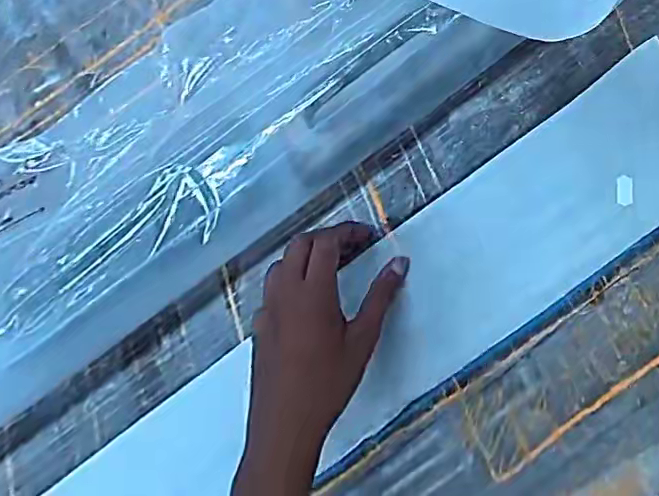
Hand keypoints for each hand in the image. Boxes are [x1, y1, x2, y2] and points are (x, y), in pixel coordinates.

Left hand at [234, 222, 407, 495]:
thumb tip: (399, 263)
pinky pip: (272, 287)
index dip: (348, 231)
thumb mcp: (363, 339)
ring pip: (282, 262)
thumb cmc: (327, 384)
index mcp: (312, 291)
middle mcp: (285, 292)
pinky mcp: (259, 326)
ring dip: (305, 254)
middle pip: (301, 243)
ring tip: (331, 267)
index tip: (368, 236)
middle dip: (327, 237)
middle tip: (352, 246)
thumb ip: (381, 296)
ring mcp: (268, 309)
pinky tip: (306, 298)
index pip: (326, 241)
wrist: (284, 427)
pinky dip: (290, 278)